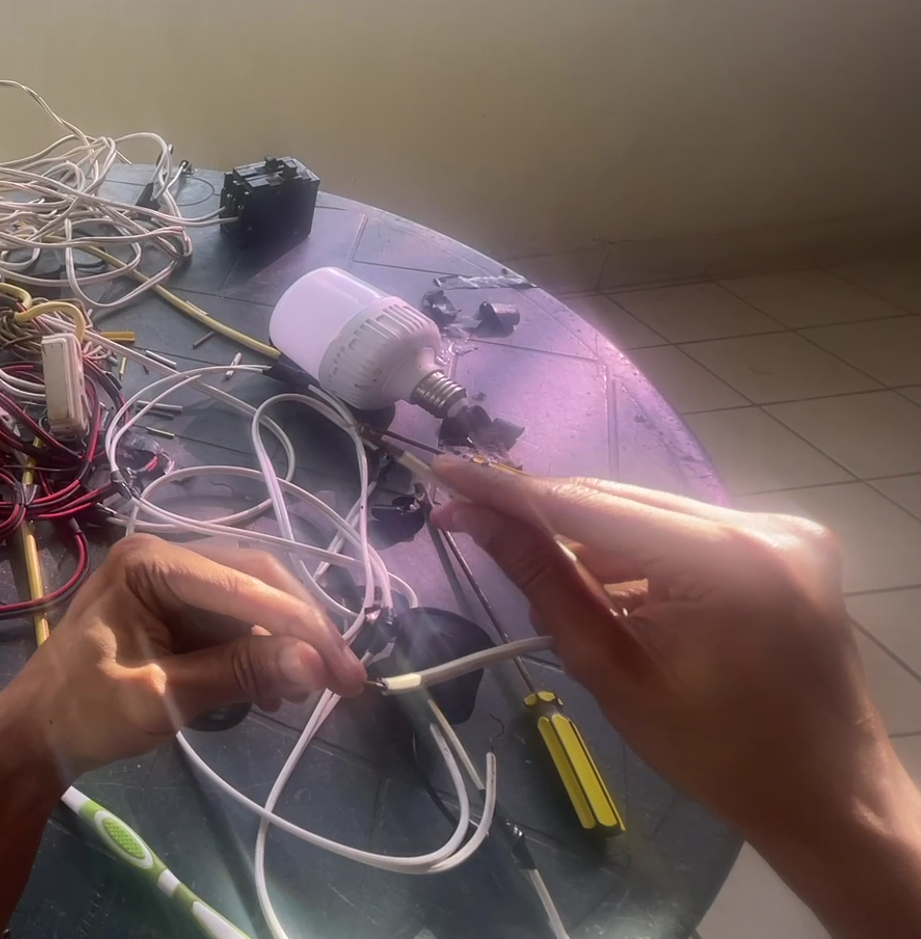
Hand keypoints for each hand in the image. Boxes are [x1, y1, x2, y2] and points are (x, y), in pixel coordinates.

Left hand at [0, 534, 366, 780]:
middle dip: (298, 627)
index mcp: (148, 562)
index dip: (301, 625)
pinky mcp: (170, 604)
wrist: (36, 727)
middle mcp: (160, 554)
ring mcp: (165, 577)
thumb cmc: (85, 709)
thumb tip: (315, 664)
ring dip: (280, 641)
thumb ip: (236, 674)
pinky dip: (255, 649)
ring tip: (302, 693)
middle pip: (251, 578)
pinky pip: (228, 618)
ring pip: (246, 598)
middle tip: (343, 682)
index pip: (241, 584)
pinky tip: (269, 688)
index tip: (349, 673)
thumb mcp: (161, 697)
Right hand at [430, 455, 903, 847]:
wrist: (831, 800)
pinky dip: (620, 552)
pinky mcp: (775, 545)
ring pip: (631, 512)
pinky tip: (605, 594)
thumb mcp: (604, 663)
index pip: (582, 506)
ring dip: (576, 539)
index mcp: (725, 564)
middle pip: (607, 500)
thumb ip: (537, 576)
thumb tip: (468, 516)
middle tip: (460, 517)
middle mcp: (760, 529)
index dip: (502, 489)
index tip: (440, 470)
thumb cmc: (713, 750)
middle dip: (533, 513)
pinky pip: (665, 529)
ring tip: (549, 591)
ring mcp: (776, 533)